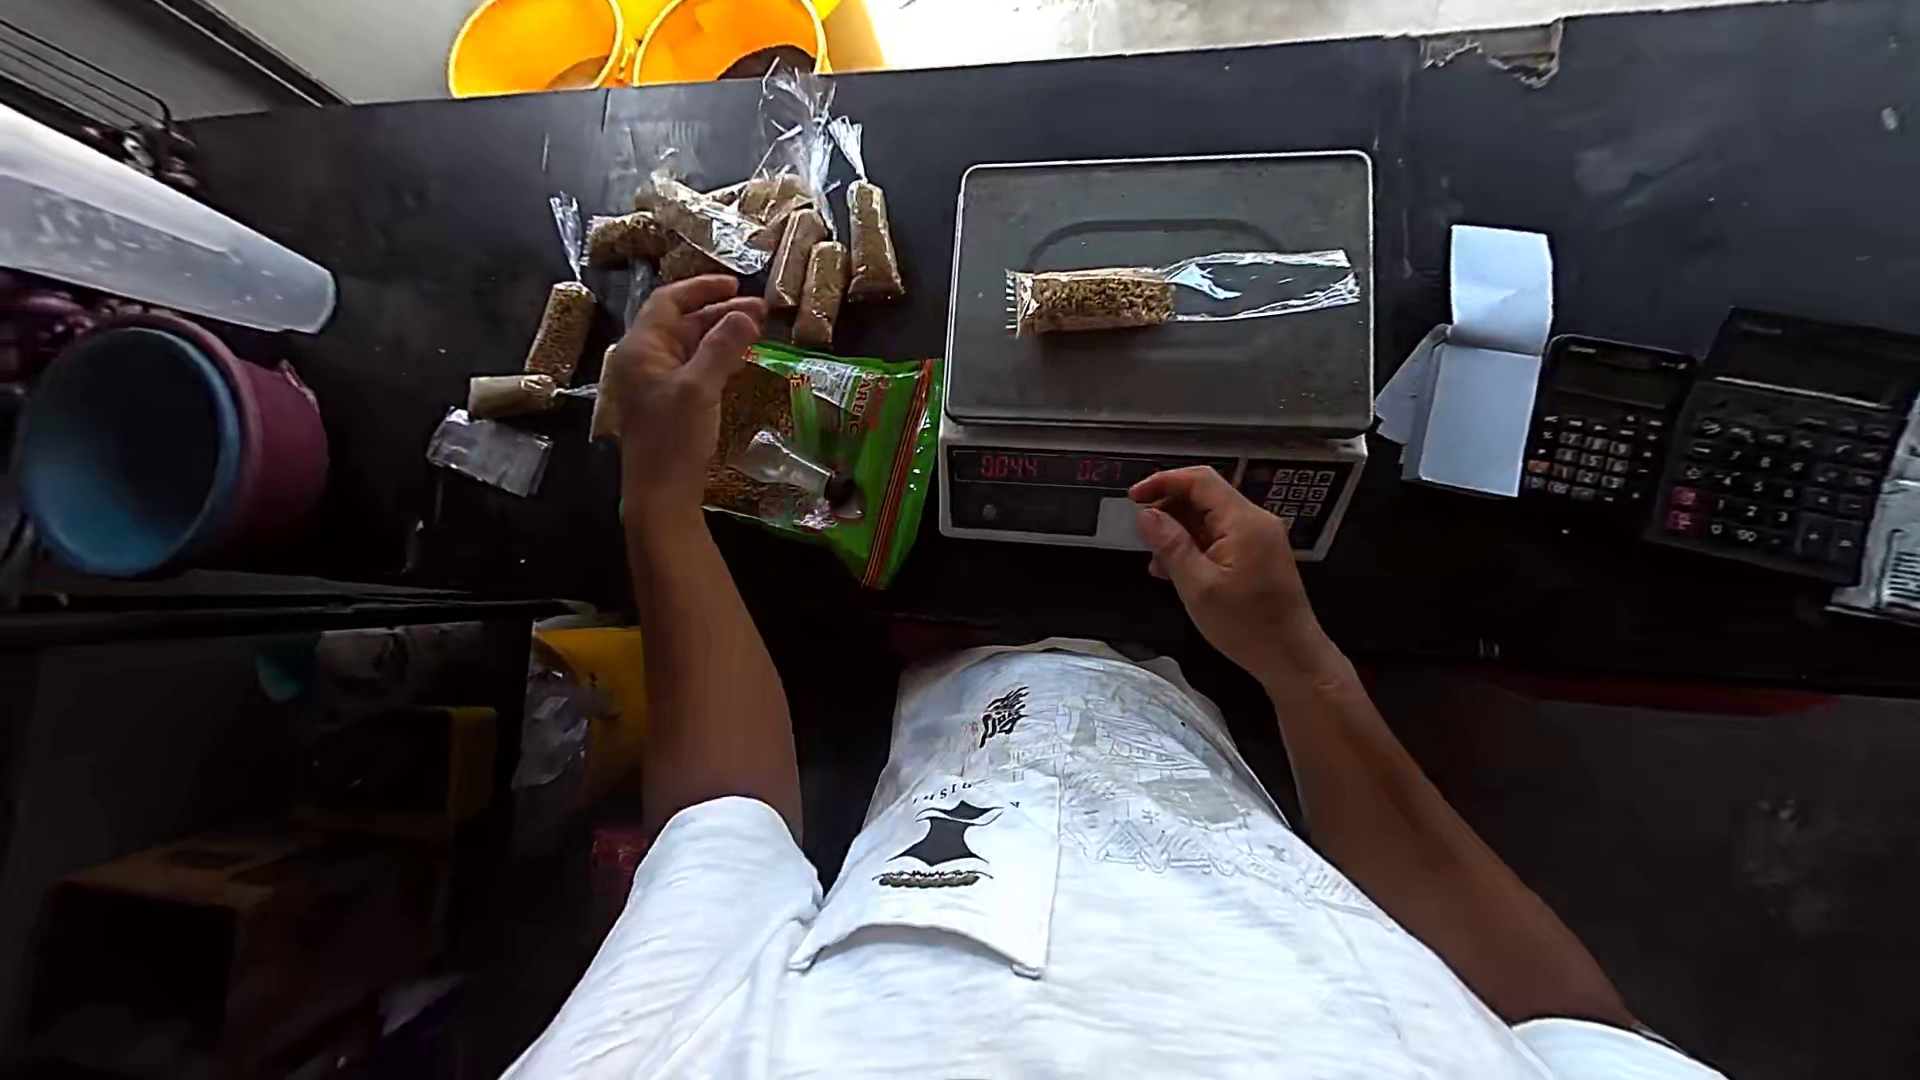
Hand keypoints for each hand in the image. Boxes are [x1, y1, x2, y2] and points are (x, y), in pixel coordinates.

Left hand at [613, 275, 765, 534]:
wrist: (662, 492)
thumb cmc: (674, 438)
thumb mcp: (700, 388)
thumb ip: (722, 348)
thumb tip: (748, 315)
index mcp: (642, 348)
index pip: (669, 301)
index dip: (703, 289)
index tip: (737, 284)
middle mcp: (645, 360)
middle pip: (682, 323)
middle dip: (720, 313)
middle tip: (760, 312)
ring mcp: (657, 383)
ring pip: (690, 346)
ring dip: (721, 335)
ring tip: (756, 331)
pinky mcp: (670, 404)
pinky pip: (694, 369)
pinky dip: (717, 359)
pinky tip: (739, 360)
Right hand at [1131, 466, 1339, 687]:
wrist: (1289, 657)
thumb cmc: (1249, 626)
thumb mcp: (1198, 586)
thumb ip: (1170, 545)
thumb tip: (1146, 516)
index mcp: (1244, 522)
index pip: (1199, 480)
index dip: (1162, 481)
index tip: (1134, 496)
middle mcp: (1255, 522)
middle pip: (1203, 497)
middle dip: (1167, 510)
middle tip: (1143, 534)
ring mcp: (1257, 538)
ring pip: (1207, 518)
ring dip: (1177, 532)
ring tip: (1157, 560)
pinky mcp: (1255, 554)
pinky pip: (1217, 537)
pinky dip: (1192, 546)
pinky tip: (1175, 569)